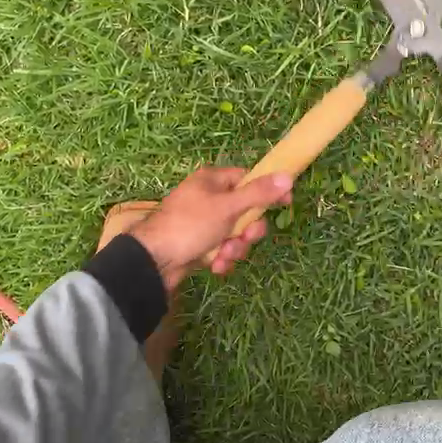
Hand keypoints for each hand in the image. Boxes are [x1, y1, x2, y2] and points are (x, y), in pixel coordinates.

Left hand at [128, 166, 293, 287]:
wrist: (154, 261)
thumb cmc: (190, 225)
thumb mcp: (227, 207)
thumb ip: (258, 194)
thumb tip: (287, 176)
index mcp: (212, 181)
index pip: (247, 178)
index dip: (266, 191)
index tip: (284, 204)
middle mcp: (208, 199)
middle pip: (245, 211)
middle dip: (247, 230)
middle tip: (244, 238)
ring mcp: (203, 224)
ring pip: (235, 234)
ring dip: (234, 248)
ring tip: (223, 255)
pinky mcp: (199, 245)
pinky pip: (222, 249)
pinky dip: (222, 258)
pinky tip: (215, 266)